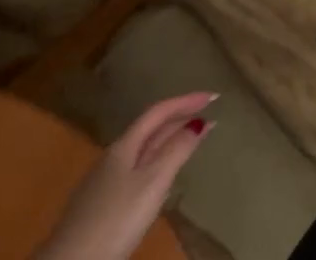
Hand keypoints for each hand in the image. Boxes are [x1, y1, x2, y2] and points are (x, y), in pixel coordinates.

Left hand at [34, 92, 217, 259]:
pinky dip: (157, 160)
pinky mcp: (101, 204)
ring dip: (169, 139)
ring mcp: (103, 182)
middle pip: (149, 129)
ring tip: (193, 139)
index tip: (214, 97)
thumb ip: (177, 150)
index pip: (157, 113)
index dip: (186, 101)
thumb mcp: (154, 181)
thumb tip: (198, 123)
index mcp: (123, 148)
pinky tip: (163, 176)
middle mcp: (111, 159)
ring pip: (142, 149)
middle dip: (180, 118)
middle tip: (209, 115)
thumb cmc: (116, 218)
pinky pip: (136, 169)